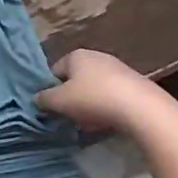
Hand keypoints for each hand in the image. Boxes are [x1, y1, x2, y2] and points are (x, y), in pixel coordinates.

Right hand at [36, 49, 174, 133]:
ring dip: (87, 104)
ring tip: (87, 122)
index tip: (52, 107)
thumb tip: (37, 98)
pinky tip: (106, 121)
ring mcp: (117, 68)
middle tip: (68, 116)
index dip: (50, 90)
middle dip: (70, 98)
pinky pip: (111, 95)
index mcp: (76, 55)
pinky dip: (105, 107)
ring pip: (93, 88)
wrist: (140, 108)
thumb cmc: (92, 99)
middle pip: (75, 79)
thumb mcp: (59, 101)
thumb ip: (43, 99)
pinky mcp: (133, 83)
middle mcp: (96, 56)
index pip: (54, 71)